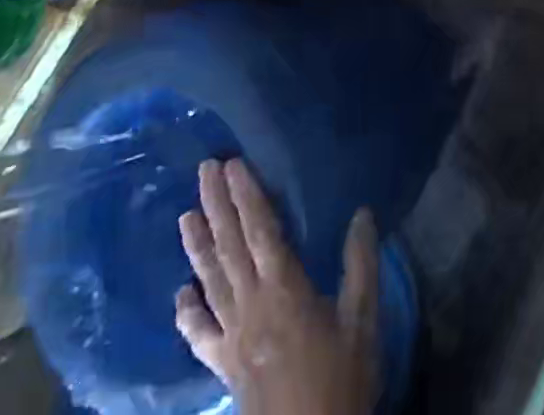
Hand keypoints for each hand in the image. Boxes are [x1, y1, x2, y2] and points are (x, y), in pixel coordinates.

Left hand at [177, 159, 379, 414]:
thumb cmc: (342, 378)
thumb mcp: (363, 320)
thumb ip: (361, 265)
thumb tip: (362, 213)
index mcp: (285, 290)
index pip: (261, 231)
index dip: (247, 196)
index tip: (234, 165)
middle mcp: (251, 305)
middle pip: (229, 247)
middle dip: (217, 205)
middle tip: (205, 169)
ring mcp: (231, 335)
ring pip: (209, 280)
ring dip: (196, 245)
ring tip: (185, 214)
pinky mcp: (223, 363)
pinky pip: (199, 333)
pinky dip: (187, 312)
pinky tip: (180, 294)